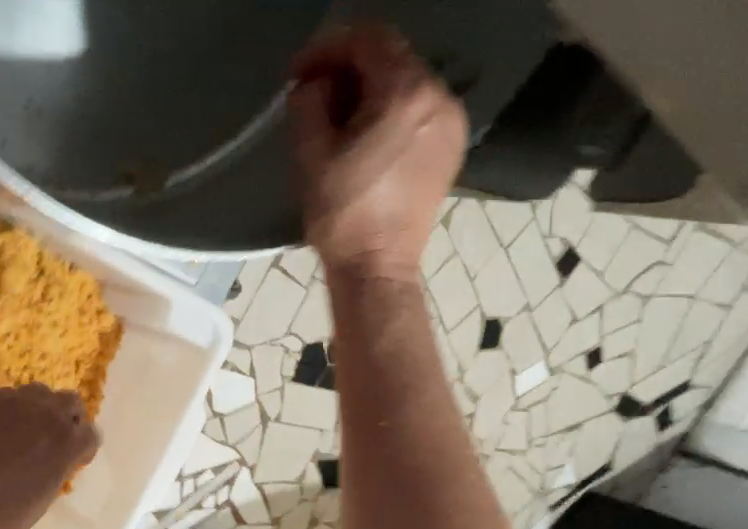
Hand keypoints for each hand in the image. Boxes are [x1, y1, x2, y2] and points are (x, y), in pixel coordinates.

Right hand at [289, 24, 467, 284]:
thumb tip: (313, 84)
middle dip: (348, 69)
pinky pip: (418, 111)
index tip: (297, 73)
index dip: (327, 48)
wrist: (378, 269)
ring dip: (369, 91)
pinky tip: (364, 139)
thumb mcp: (311, 155)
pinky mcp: (449, 148)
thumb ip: (309, 103)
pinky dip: (390, 112)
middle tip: (313, 97)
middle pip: (391, 59)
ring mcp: (450, 122)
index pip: (368, 40)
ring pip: (406, 85)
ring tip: (336, 121)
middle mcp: (439, 97)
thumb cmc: (342, 214)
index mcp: (405, 93)